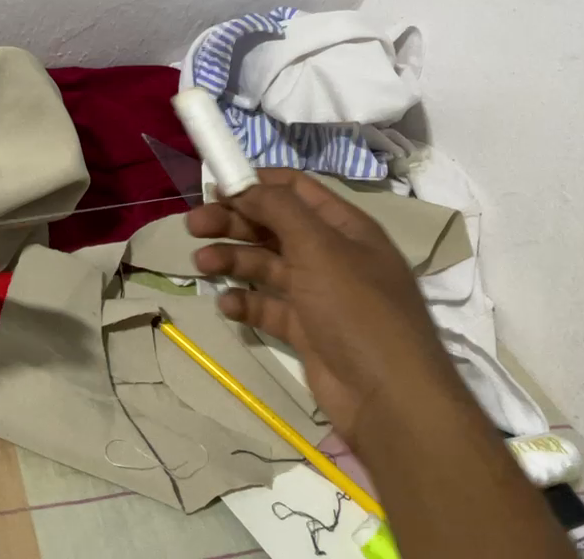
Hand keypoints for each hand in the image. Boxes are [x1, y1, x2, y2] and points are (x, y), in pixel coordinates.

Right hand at [186, 169, 465, 442]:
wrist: (389, 400)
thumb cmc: (358, 310)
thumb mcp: (320, 248)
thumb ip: (279, 209)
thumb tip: (244, 185)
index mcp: (344, 227)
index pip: (296, 189)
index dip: (256, 183)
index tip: (216, 187)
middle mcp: (331, 255)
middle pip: (271, 225)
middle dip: (232, 222)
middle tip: (193, 225)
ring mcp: (317, 294)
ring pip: (264, 264)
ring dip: (231, 260)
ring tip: (201, 265)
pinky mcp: (304, 329)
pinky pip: (266, 305)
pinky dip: (244, 302)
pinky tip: (228, 306)